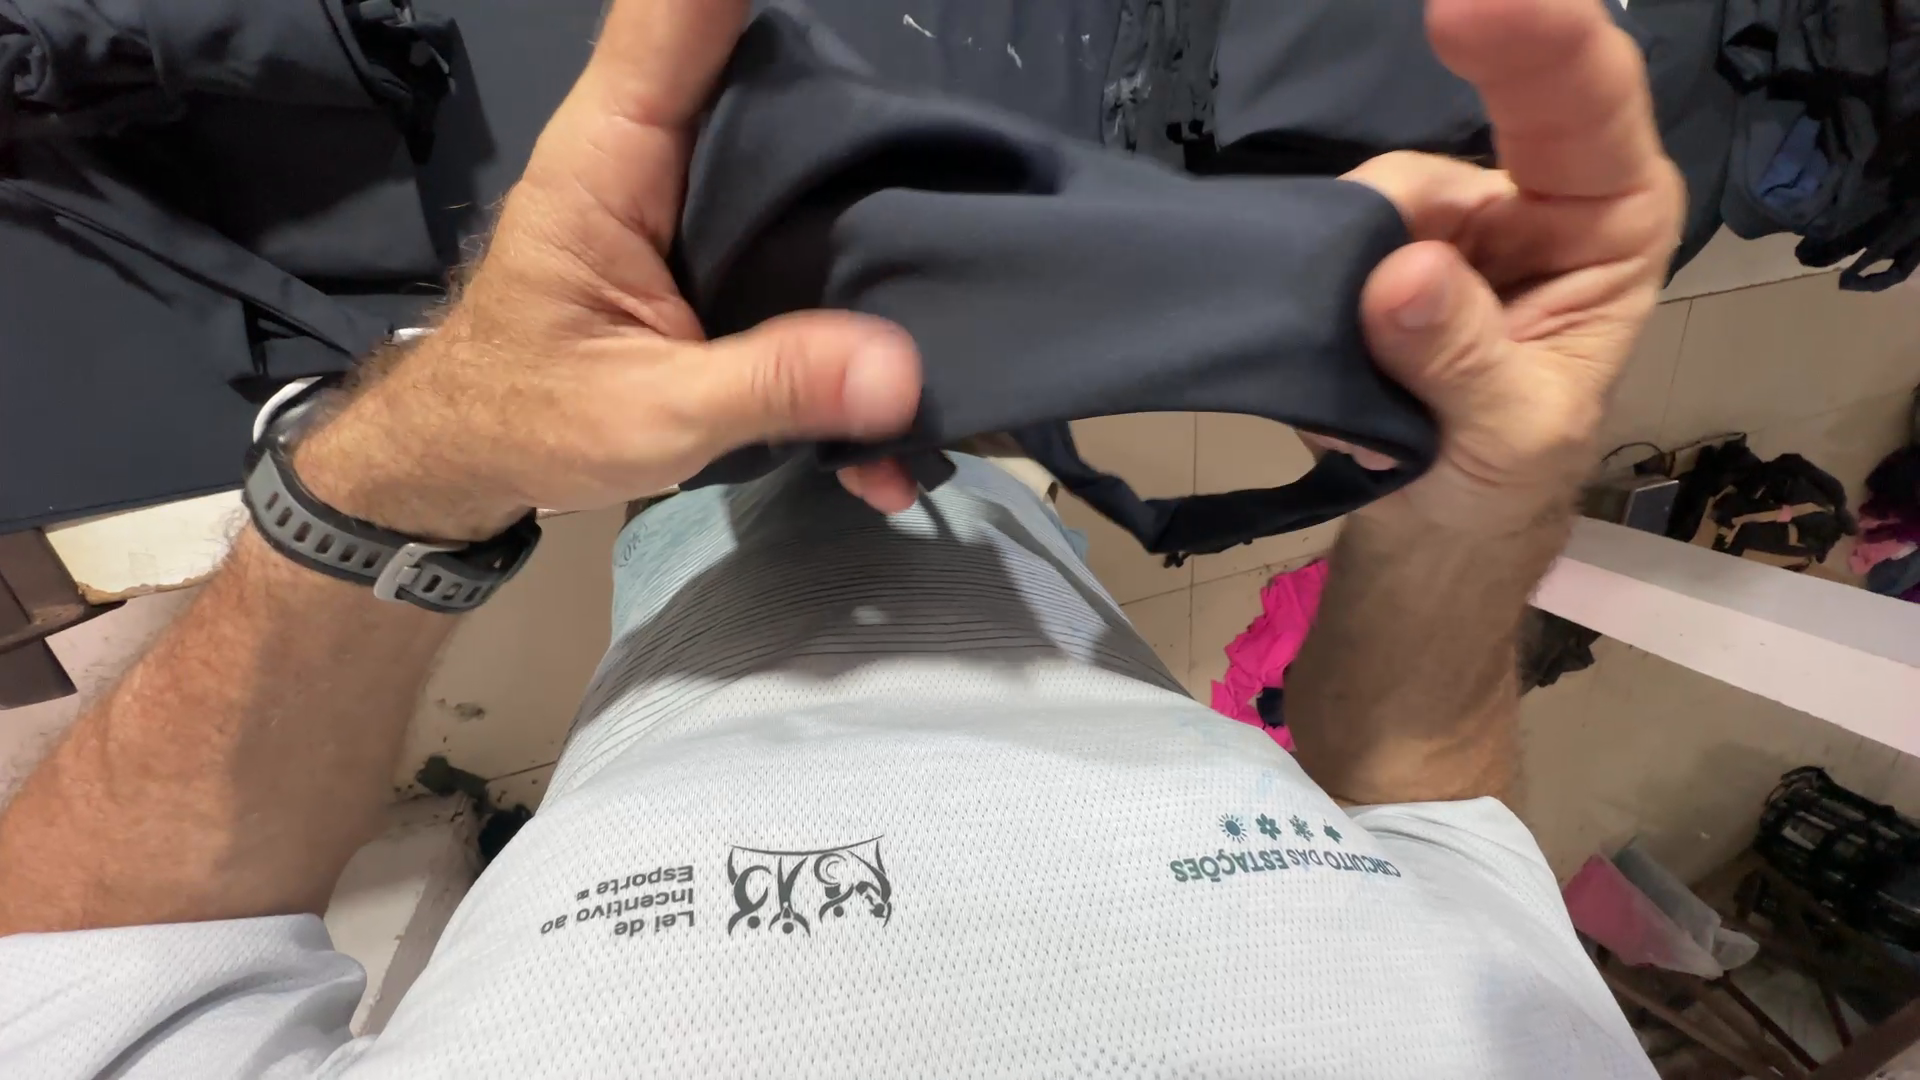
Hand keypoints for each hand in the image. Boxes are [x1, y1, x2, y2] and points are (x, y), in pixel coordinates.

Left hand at [295, 0, 925, 540]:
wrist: (492, 457)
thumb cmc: (539, 421)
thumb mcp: (659, 412)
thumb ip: (773, 387)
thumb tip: (901, 372)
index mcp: (615, 158)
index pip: (674, 17)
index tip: (844, 46)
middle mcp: (656, 160)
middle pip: (764, 82)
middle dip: (853, 112)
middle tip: (945, 155)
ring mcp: (690, 210)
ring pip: (786, 158)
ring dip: (859, 184)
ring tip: (943, 220)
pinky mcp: (713, 261)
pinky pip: (786, 230)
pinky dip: (835, 257)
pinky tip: (887, 299)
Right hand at [1337, 0, 1684, 535]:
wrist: (1426, 524)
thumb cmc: (1500, 479)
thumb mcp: (1508, 430)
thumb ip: (1462, 358)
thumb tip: (1398, 274)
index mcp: (1596, 229)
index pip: (1583, 110)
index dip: (1534, 44)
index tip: (1461, 5)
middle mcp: (1509, 218)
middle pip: (1428, 171)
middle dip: (1382, 229)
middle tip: (1363, 326)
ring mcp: (1422, 248)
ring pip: (1353, 220)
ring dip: (1334, 285)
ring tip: (1350, 376)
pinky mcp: (1357, 282)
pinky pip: (1313, 263)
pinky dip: (1304, 304)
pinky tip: (1320, 356)